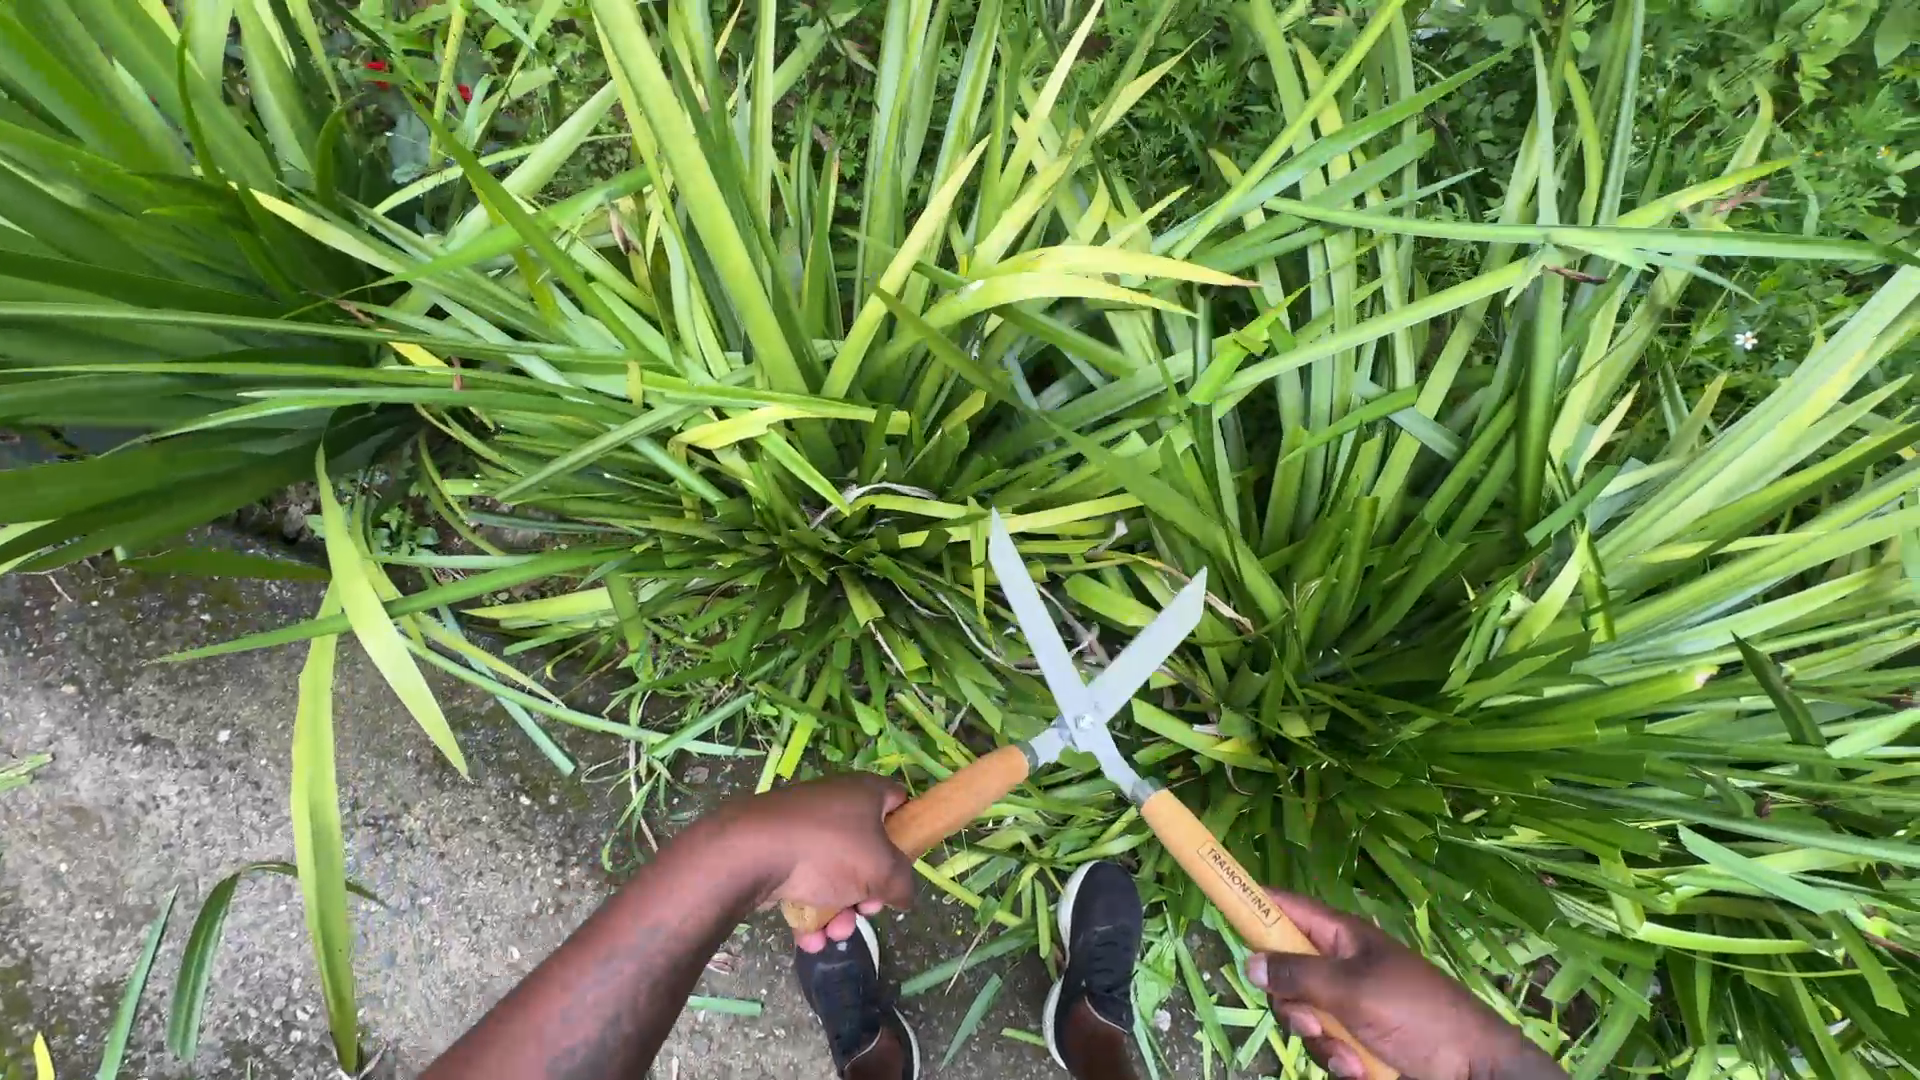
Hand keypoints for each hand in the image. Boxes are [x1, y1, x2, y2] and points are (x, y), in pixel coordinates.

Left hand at [704, 773, 915, 952]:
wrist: (751, 851)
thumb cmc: (828, 849)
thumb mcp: (882, 870)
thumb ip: (903, 884)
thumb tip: (902, 894)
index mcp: (866, 792)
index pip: (899, 802)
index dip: (908, 832)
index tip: (905, 865)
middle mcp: (837, 803)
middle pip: (868, 849)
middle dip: (869, 890)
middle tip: (867, 910)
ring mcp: (806, 827)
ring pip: (836, 872)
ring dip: (840, 911)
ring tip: (833, 933)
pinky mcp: (780, 850)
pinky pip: (805, 881)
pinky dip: (810, 911)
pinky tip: (809, 939)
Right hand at [1246, 891, 1561, 1079]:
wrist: (1478, 1072)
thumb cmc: (1418, 1013)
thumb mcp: (1353, 988)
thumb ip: (1298, 974)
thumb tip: (1249, 961)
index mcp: (1341, 936)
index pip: (1286, 908)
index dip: (1255, 904)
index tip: (1222, 905)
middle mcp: (1339, 967)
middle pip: (1284, 971)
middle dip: (1291, 1000)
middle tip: (1309, 1017)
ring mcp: (1348, 1007)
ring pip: (1301, 1014)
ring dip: (1318, 1039)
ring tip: (1347, 1056)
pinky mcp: (1358, 1044)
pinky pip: (1325, 1047)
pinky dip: (1339, 1061)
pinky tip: (1361, 1072)